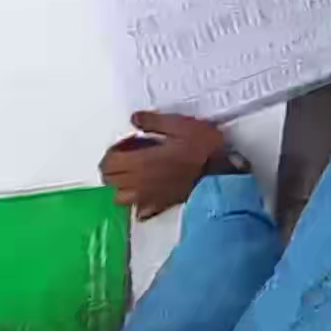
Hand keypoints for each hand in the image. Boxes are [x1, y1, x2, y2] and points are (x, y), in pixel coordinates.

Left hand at [99, 112, 229, 218]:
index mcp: (140, 161)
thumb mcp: (181, 125)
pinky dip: (138, 203)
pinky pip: (139, 211)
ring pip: (119, 197)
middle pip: (109, 180)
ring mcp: (148, 198)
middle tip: (131, 154)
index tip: (132, 141)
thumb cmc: (202, 148)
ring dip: (121, 185)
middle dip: (114, 166)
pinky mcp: (160, 206)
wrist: (222, 173)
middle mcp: (138, 183)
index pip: (108, 161)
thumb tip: (134, 119)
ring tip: (136, 173)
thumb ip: (154, 121)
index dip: (114, 149)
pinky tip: (148, 193)